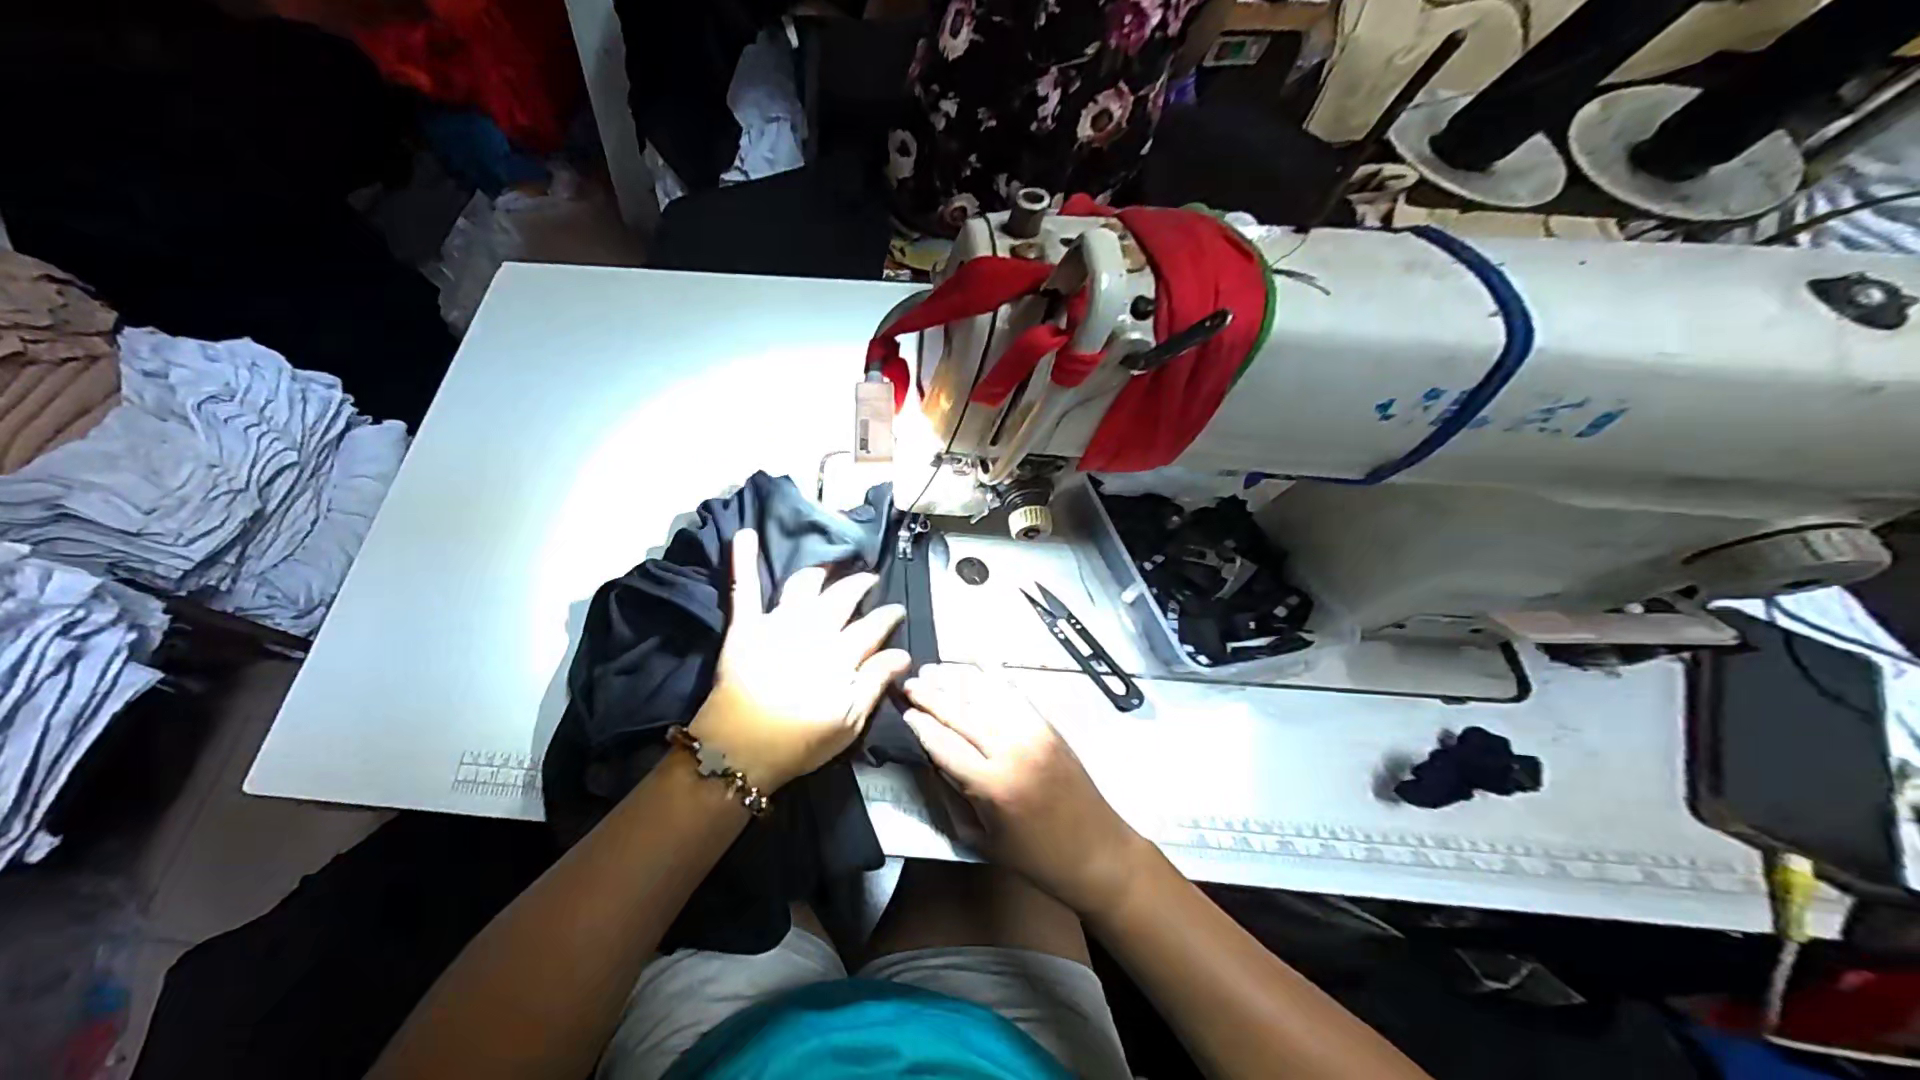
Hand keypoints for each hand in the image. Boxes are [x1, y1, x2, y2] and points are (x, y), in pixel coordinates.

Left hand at [689, 528, 908, 791]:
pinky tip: (745, 535)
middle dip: (860, 584)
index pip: (873, 626)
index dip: (889, 615)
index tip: (897, 610)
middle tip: (869, 579)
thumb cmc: (799, 742)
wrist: (739, 750)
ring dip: (820, 571)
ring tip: (829, 564)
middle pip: (843, 597)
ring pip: (804, 585)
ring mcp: (779, 623)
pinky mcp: (746, 626)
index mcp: (842, 654)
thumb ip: (875, 682)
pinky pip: (745, 588)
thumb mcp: (849, 721)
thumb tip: (903, 653)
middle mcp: (814, 629)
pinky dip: (743, 559)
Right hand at [902, 664, 1148, 915]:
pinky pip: (1016, 696)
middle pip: (961, 714)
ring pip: (987, 698)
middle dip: (932, 697)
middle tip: (909, 684)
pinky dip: (994, 679)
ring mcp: (1033, 734)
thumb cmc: (1034, 857)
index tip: (904, 711)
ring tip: (934, 671)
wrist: (1096, 852)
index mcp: (990, 785)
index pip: (944, 744)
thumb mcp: (981, 839)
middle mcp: (1011, 751)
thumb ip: (952, 798)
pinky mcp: (1049, 727)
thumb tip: (932, 761)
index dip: (921, 726)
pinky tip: (977, 667)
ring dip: (958, 681)